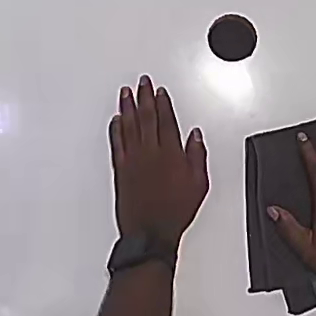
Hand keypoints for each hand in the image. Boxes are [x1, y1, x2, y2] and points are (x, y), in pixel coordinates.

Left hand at [110, 74, 209, 244]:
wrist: (150, 233)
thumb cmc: (175, 211)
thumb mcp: (199, 184)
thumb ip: (196, 156)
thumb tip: (194, 136)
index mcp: (171, 154)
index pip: (167, 120)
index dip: (163, 103)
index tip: (159, 91)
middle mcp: (151, 152)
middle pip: (147, 117)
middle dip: (145, 96)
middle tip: (142, 82)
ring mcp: (134, 160)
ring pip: (130, 126)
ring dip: (128, 106)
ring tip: (126, 92)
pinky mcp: (121, 169)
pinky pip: (117, 143)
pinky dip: (116, 129)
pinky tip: (116, 119)